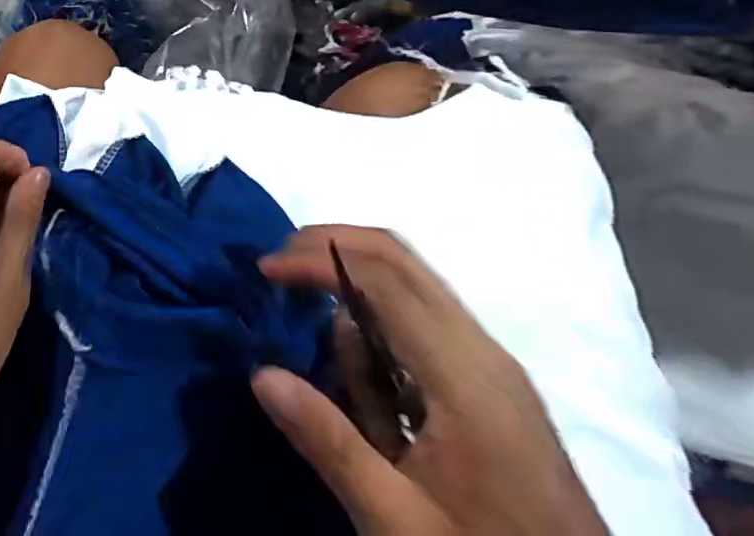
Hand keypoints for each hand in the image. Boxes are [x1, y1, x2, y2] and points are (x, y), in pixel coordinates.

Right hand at [252, 226, 607, 535]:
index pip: (384, 279)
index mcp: (465, 377)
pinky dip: (378, 310)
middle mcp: (482, 350)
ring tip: (303, 300)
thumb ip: (329, 443)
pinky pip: (425, 315)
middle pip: (401, 259)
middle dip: (333, 245)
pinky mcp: (492, 379)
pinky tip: (355, 355)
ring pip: (414, 280)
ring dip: (354, 273)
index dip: (319, 259)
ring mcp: (492, 362)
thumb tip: (262, 374)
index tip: (265, 271)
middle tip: (277, 265)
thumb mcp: (398, 524)